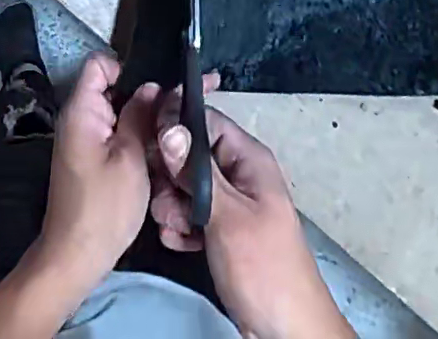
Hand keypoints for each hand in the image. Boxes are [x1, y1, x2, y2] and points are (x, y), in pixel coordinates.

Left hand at [36, 52, 159, 287]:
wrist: (75, 254)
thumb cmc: (104, 206)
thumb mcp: (131, 159)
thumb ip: (140, 117)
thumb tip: (151, 87)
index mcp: (81, 109)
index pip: (98, 65)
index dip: (125, 69)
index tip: (153, 91)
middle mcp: (77, 116)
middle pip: (109, 87)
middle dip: (139, 96)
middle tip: (173, 114)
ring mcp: (81, 136)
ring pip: (114, 111)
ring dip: (138, 120)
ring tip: (167, 135)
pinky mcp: (88, 154)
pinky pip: (110, 131)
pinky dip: (130, 137)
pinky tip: (153, 153)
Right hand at [152, 89, 353, 338]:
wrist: (288, 336)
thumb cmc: (264, 270)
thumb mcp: (227, 216)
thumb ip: (195, 170)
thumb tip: (168, 126)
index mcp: (247, 158)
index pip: (203, 119)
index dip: (173, 125)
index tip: (149, 143)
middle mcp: (237, 173)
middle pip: (189, 152)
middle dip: (170, 176)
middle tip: (165, 200)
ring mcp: (230, 202)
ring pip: (185, 184)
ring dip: (172, 205)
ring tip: (175, 227)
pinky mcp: (221, 228)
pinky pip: (190, 212)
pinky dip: (181, 225)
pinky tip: (180, 241)